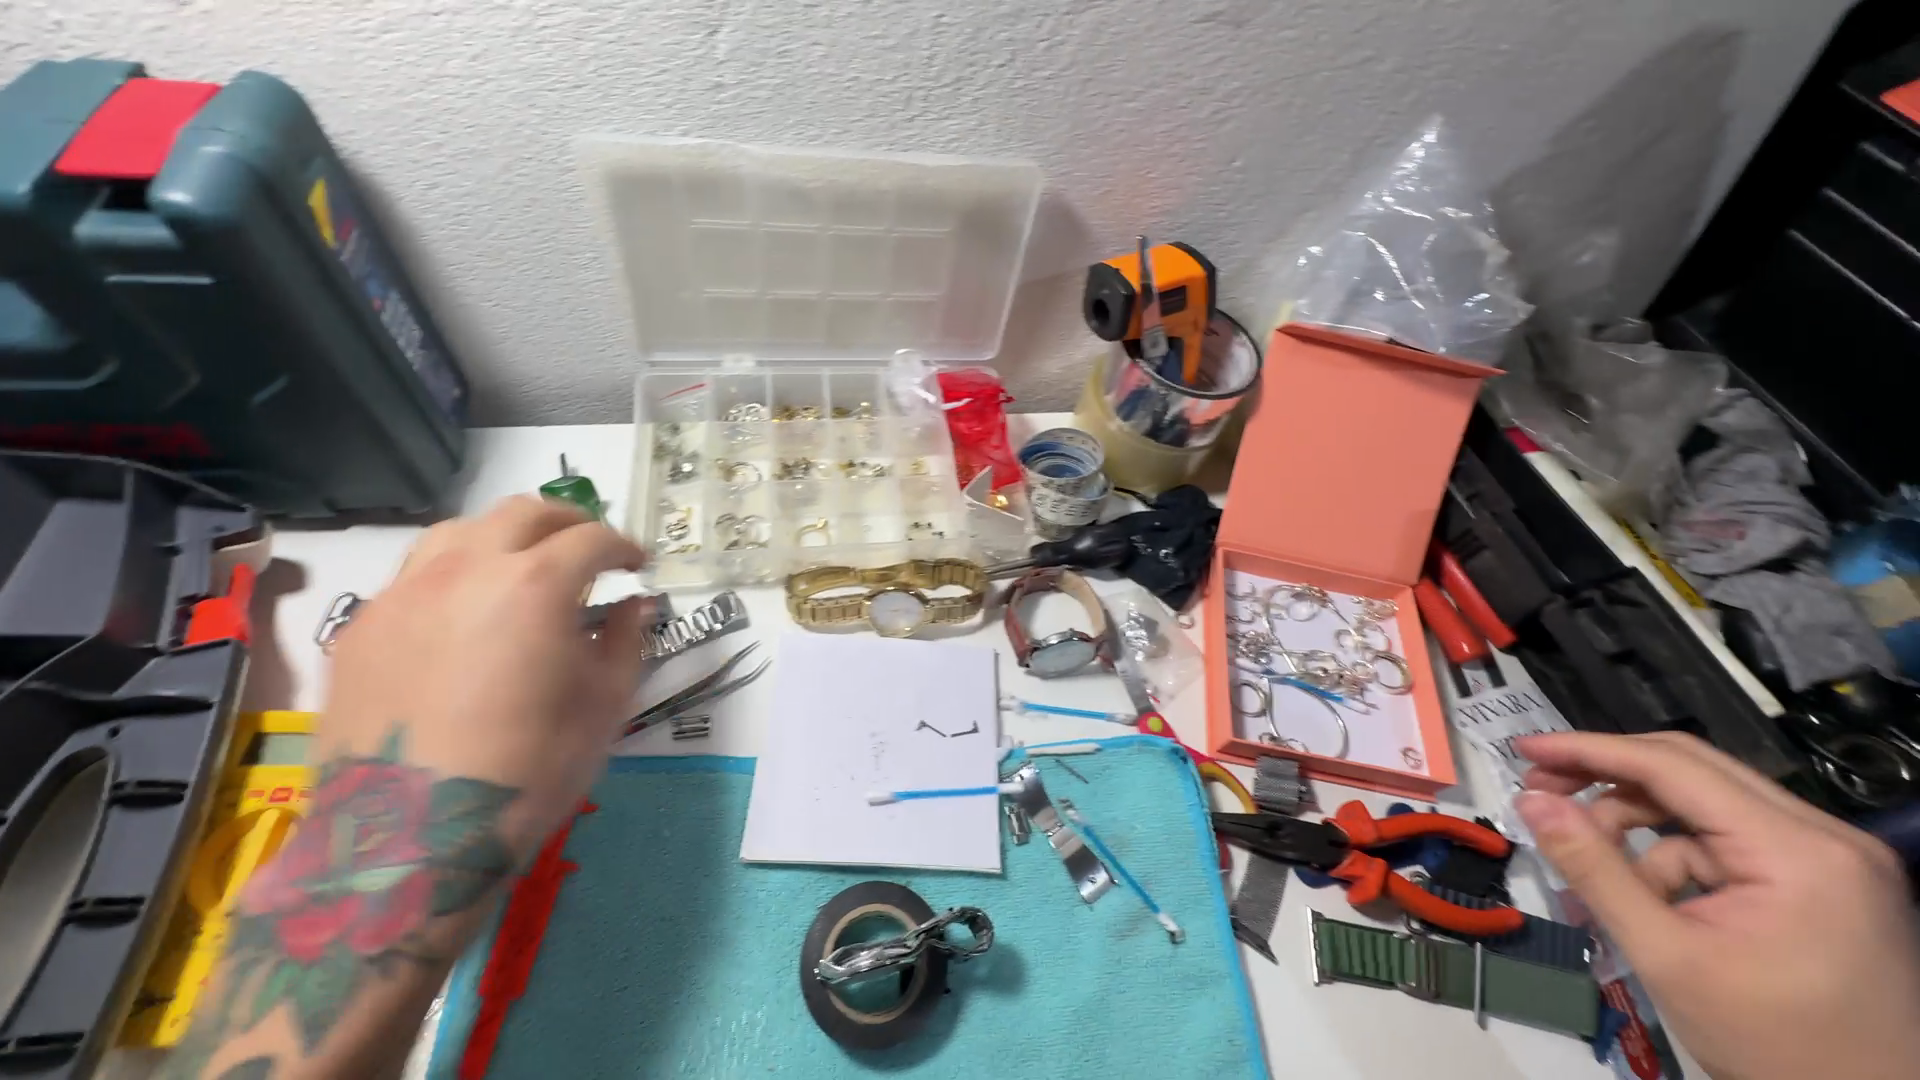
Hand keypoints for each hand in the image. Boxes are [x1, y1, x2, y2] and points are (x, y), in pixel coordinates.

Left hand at [321, 495, 652, 859]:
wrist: (406, 840)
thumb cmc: (529, 770)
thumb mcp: (605, 706)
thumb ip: (626, 641)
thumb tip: (633, 606)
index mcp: (535, 584)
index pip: (591, 538)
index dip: (623, 547)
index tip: (636, 566)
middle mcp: (465, 569)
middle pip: (523, 513)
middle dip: (568, 521)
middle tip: (588, 550)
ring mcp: (402, 594)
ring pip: (458, 531)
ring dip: (504, 537)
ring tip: (522, 567)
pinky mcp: (360, 628)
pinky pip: (414, 576)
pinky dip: (455, 575)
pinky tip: (465, 617)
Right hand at [1515, 732, 1919, 1079]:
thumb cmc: (1775, 1045)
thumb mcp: (1666, 955)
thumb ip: (1593, 869)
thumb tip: (1530, 802)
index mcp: (1798, 851)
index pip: (1673, 766)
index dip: (1588, 750)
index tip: (1523, 749)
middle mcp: (1825, 837)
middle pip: (1689, 769)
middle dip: (1605, 776)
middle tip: (1539, 791)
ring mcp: (1830, 858)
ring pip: (1701, 803)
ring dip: (1635, 822)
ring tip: (1592, 861)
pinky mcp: (1823, 880)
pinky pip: (1723, 840)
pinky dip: (1671, 855)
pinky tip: (1648, 895)